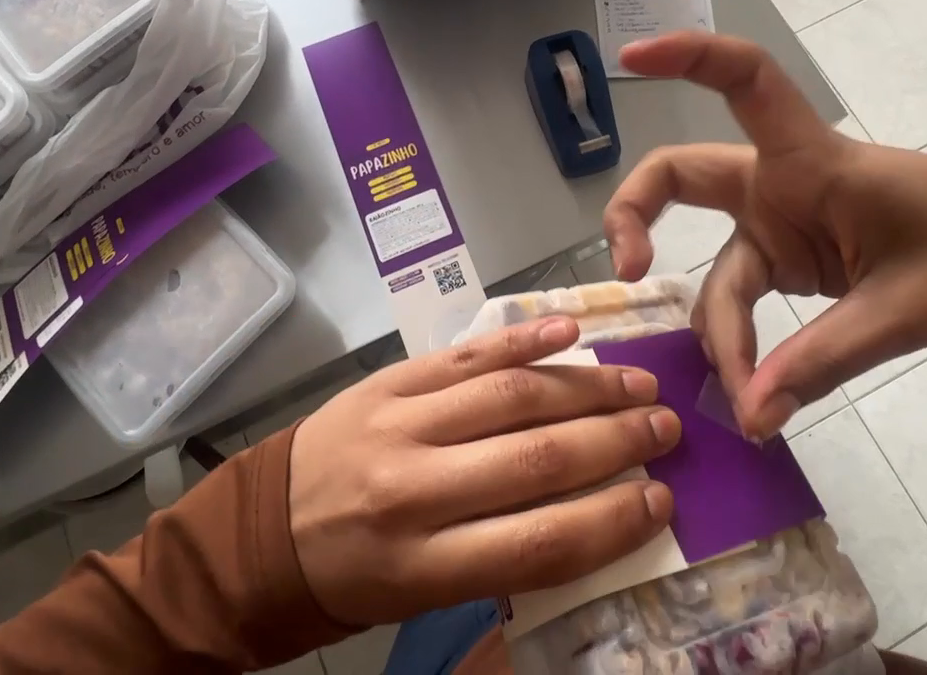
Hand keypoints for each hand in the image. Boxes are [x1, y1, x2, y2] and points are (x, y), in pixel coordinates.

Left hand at [287, 316, 679, 625]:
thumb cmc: (353, 577)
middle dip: (614, 441)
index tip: (661, 499)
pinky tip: (568, 332)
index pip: (540, 543)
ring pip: (510, 396)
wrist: (261, 530)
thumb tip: (592, 510)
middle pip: (535, 459)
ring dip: (584, 387)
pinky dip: (521, 340)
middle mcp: (413, 489)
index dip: (612, 522)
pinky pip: (464, 355)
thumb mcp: (423, 593)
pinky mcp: (389, 381)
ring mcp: (399, 424)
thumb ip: (501, 554)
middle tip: (664, 426)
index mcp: (422, 565)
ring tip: (636, 383)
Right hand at [602, 31, 926, 439]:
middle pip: (678, 174)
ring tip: (746, 402)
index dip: (688, 57)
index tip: (633, 55)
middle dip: (634, 214)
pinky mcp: (780, 256)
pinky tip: (753, 392)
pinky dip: (736, 343)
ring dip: (716, 329)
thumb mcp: (905, 308)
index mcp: (811, 161)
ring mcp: (772, 222)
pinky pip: (734, 296)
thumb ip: (822, 358)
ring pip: (710, 267)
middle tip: (629, 274)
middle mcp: (775, 183)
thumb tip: (750, 415)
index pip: (746, 82)